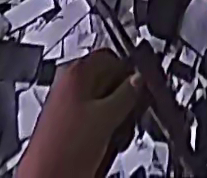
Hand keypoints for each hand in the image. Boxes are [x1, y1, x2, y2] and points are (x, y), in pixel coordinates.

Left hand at [18, 52, 143, 177]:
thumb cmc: (65, 149)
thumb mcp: (106, 119)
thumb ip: (125, 95)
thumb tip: (138, 79)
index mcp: (76, 72)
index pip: (109, 58)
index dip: (127, 72)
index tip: (140, 87)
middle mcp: (68, 84)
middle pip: (105, 80)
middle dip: (121, 96)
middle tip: (132, 113)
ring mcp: (66, 105)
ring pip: (100, 101)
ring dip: (114, 115)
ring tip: (119, 133)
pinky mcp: (66, 126)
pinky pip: (92, 118)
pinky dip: (103, 127)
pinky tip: (108, 143)